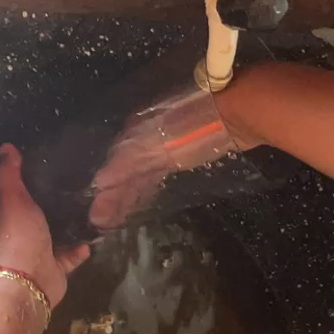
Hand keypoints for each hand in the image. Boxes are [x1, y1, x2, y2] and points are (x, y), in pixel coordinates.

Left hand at [0, 144, 88, 306]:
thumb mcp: (13, 198)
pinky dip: (79, 249)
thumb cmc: (18, 235)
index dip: (23, 184)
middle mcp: (20, 235)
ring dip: (69, 227)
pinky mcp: (55, 268)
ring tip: (88, 210)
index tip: (41, 169)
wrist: (30, 278)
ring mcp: (38, 252)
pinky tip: (91, 238)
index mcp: (5, 218)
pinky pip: (69, 256)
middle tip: (72, 187)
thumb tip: (5, 147)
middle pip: (36, 216)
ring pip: (55, 236)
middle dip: (51, 206)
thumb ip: (10, 175)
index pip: (12, 197)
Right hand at [86, 84, 244, 230]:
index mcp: (137, 130)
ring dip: (128, 195)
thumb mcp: (155, 144)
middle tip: (100, 221)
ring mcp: (167, 146)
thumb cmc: (194, 127)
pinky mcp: (185, 155)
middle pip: (127, 171)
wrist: (237, 112)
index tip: (96, 212)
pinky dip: (147, 189)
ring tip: (115, 219)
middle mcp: (147, 137)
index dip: (107, 188)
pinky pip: (158, 175)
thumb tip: (100, 182)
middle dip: (114, 196)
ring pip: (142, 174)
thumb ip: (128, 163)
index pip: (115, 163)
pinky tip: (143, 200)